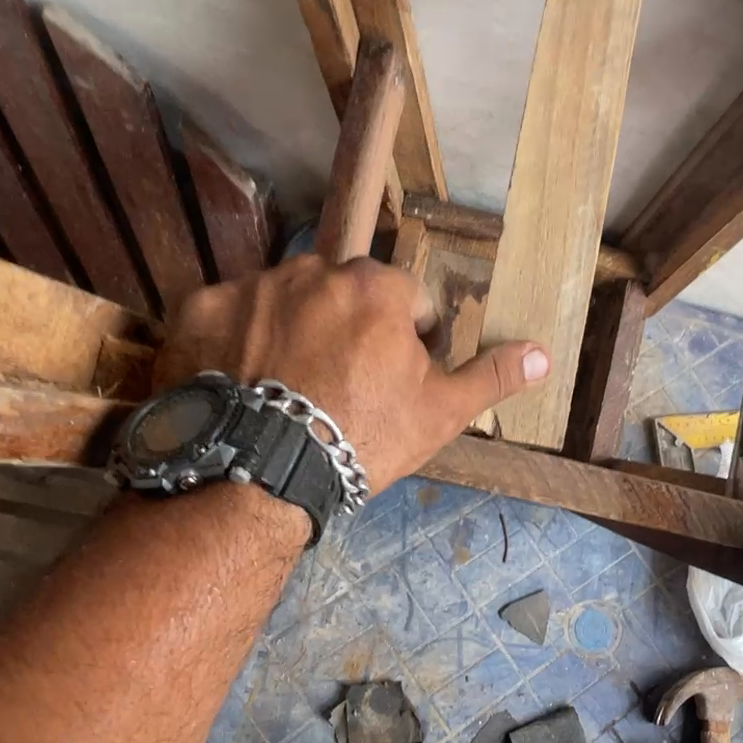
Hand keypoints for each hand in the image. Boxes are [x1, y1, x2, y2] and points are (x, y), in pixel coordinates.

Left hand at [154, 255, 548, 489]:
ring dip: (295, 331)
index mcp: (376, 289)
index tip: (397, 381)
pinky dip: (237, 341)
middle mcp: (312, 269)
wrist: (260, 473)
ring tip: (291, 390)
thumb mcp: (440, 413)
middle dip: (351, 328)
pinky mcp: (197, 308)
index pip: (408, 299)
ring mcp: (249, 286)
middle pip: (345, 295)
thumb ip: (490, 376)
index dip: (411, 340)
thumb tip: (545, 352)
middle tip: (343, 388)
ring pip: (287, 302)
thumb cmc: (363, 438)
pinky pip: (228, 316)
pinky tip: (244, 384)